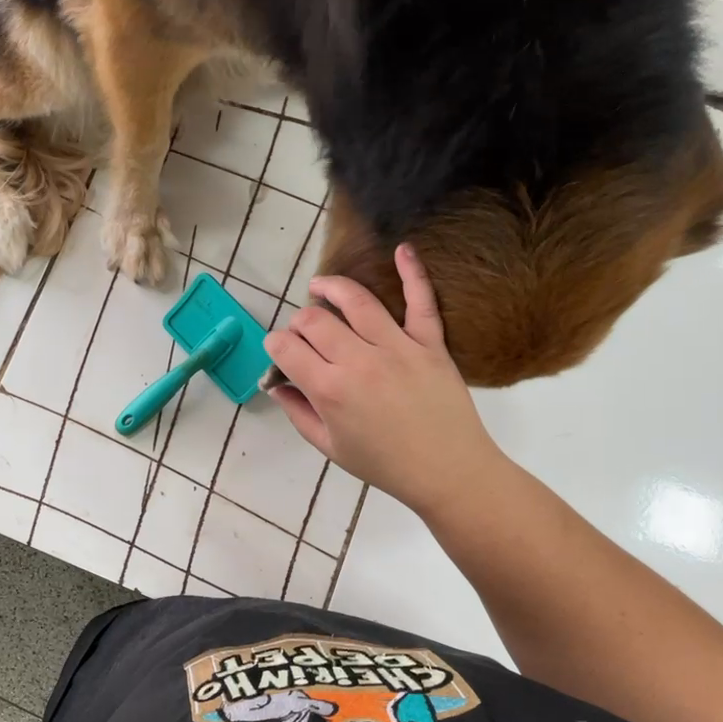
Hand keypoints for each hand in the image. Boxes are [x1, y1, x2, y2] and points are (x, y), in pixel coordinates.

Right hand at [264, 245, 506, 516]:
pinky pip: (421, 301)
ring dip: (330, 287)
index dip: (274, 345)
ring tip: (319, 285)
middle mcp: (358, 361)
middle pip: (314, 320)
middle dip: (298, 321)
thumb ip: (298, 413)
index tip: (278, 351)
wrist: (448, 472)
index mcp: (329, 390)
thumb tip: (278, 386)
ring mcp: (397, 347)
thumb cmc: (384, 465)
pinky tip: (402, 249)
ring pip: (355, 301)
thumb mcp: (329, 447)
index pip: (286, 348)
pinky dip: (413, 272)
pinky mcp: (430, 344)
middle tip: (301, 333)